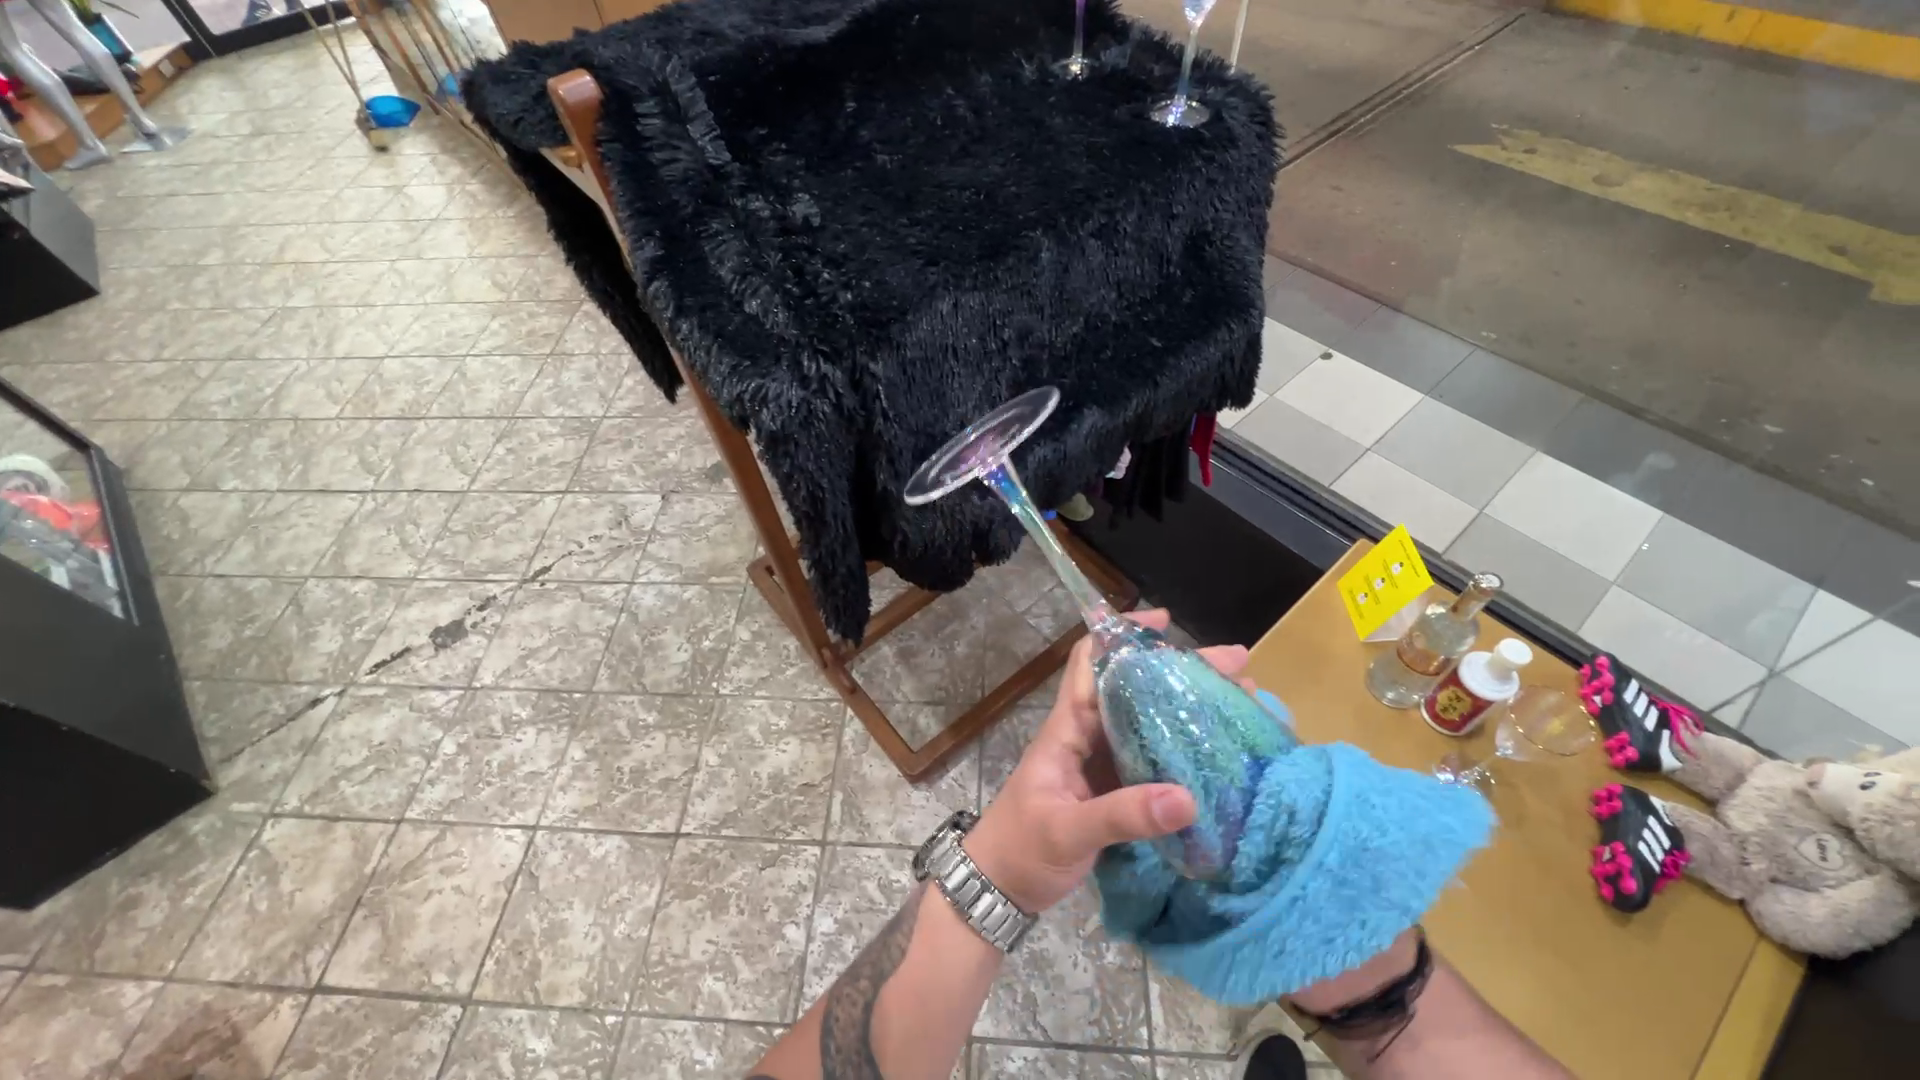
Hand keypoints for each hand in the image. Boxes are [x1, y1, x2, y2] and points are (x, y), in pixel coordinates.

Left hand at [962, 609, 1252, 912]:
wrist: (998, 888)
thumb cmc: (1021, 849)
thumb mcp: (1067, 831)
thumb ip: (1122, 816)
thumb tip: (1187, 798)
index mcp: (1067, 729)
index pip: (1089, 662)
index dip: (1121, 635)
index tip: (1165, 622)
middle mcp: (1087, 736)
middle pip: (1134, 689)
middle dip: (1180, 672)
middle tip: (1237, 668)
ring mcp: (1101, 764)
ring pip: (1147, 723)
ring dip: (1188, 710)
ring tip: (1241, 703)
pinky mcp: (1113, 792)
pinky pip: (1152, 760)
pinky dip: (1183, 750)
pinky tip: (1219, 756)